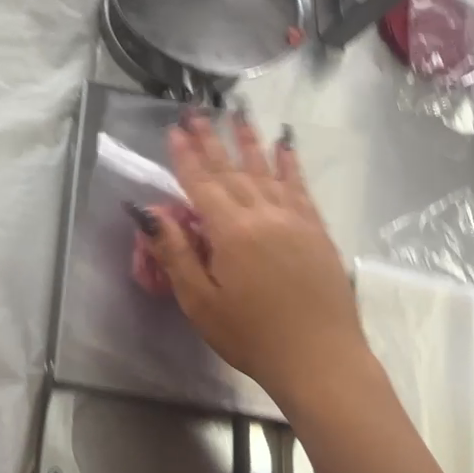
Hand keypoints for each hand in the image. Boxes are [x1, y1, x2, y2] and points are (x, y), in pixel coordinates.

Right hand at [138, 113, 369, 409]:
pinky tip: (285, 147)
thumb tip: (151, 213)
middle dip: (211, 139)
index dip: (185, 156)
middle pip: (231, 169)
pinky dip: (289, 164)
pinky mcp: (317, 231)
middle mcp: (263, 214)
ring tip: (237, 115)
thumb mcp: (201, 302)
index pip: (201, 183)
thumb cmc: (253, 337)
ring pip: (265, 170)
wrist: (322, 361)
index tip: (173, 130)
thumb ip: (176, 253)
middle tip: (197, 112)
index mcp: (231, 232)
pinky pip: (300, 187)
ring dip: (249, 141)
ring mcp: (294, 220)